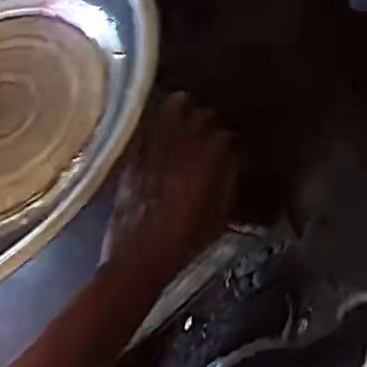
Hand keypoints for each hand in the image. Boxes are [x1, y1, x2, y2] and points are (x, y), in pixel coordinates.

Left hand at [102, 94, 239, 288]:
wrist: (135, 266)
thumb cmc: (183, 244)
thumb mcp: (217, 215)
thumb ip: (226, 182)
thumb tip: (232, 158)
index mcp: (206, 168)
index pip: (224, 134)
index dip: (230, 130)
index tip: (233, 132)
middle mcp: (181, 156)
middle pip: (199, 119)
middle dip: (208, 115)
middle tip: (212, 117)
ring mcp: (154, 158)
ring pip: (169, 119)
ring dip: (180, 108)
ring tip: (185, 101)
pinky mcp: (132, 166)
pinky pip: (145, 136)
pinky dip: (153, 127)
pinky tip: (156, 123)